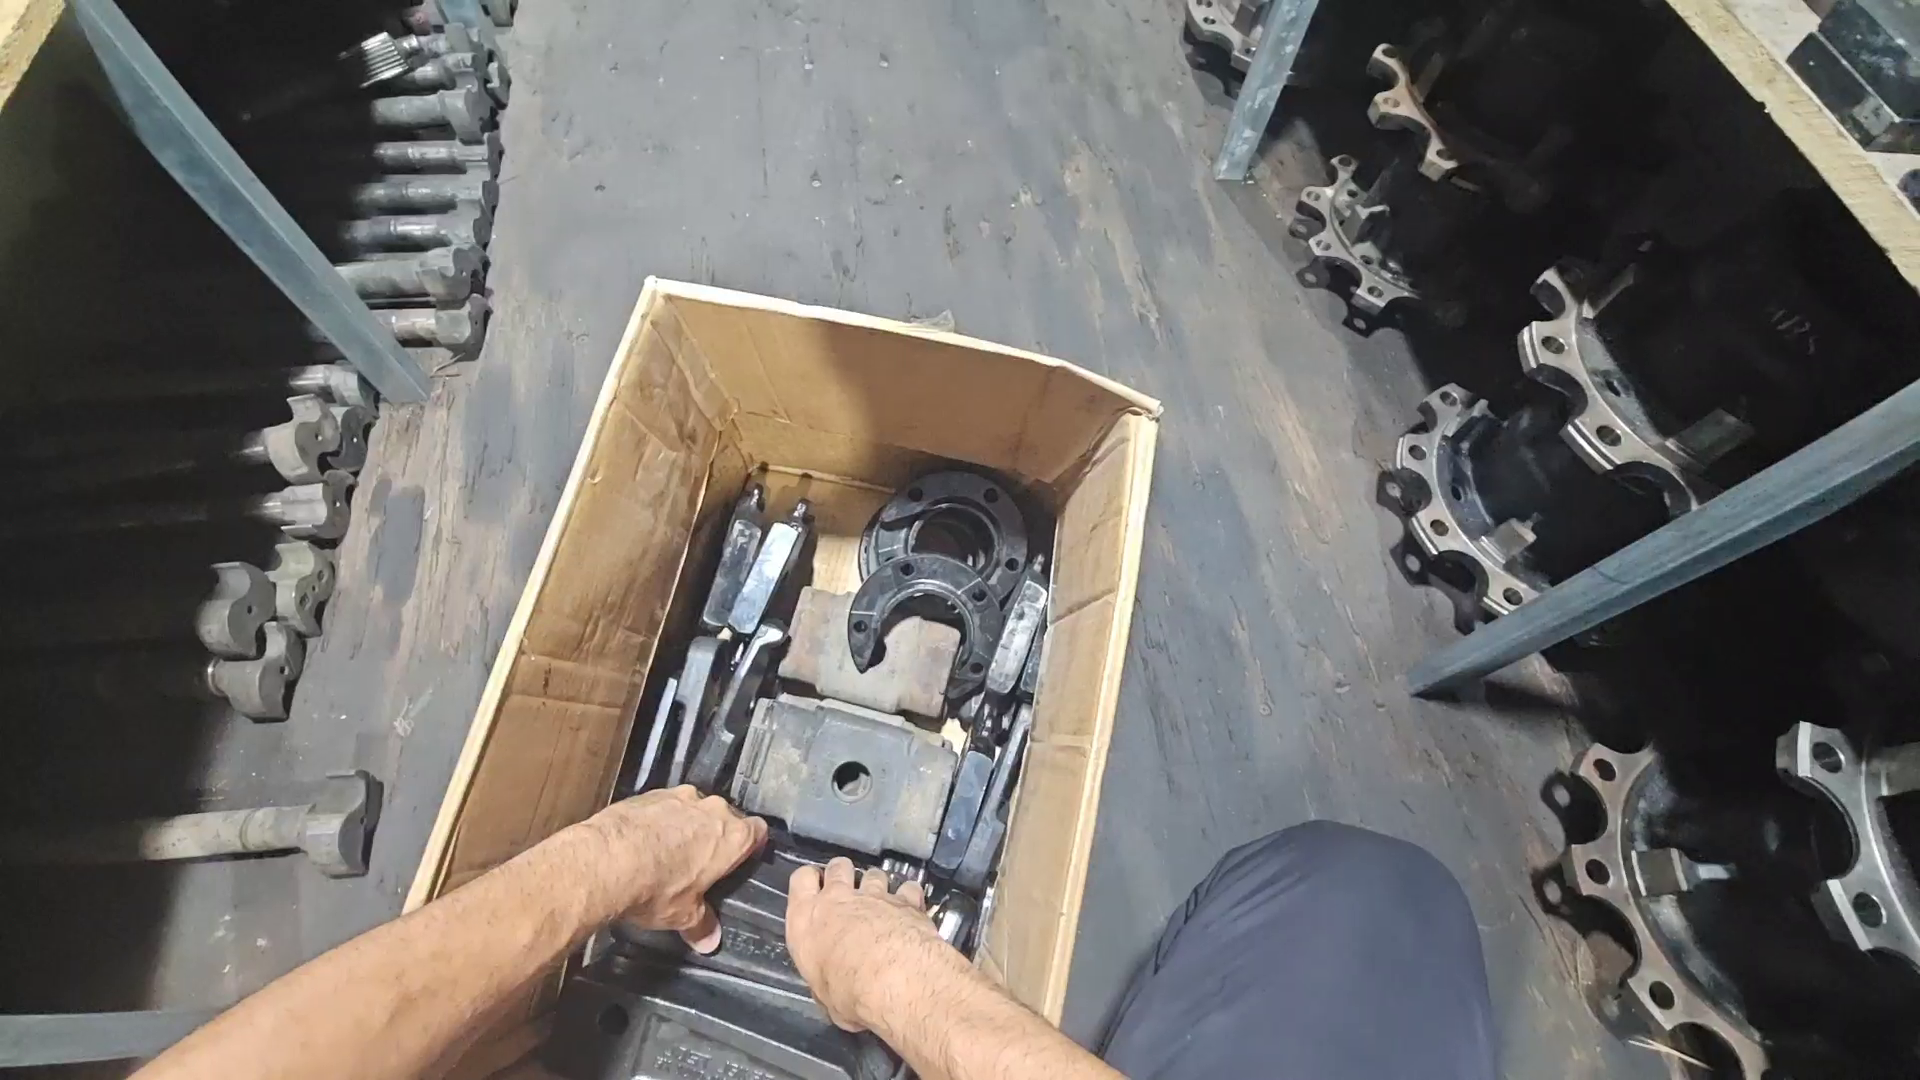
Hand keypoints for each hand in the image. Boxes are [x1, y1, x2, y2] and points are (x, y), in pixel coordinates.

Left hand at [584, 786, 765, 952]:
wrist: (607, 860)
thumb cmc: (656, 888)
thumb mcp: (682, 916)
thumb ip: (702, 925)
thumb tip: (711, 942)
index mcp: (733, 837)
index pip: (759, 832)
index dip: (751, 845)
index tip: (739, 859)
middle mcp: (714, 809)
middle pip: (727, 818)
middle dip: (716, 835)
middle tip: (700, 861)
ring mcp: (684, 796)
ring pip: (696, 808)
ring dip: (688, 823)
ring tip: (667, 849)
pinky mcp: (654, 792)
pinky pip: (667, 804)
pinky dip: (661, 817)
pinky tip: (644, 839)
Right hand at [785, 857, 960, 1030]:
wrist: (892, 977)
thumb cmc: (847, 992)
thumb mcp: (824, 994)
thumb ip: (826, 977)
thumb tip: (834, 984)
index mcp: (808, 919)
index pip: (801, 880)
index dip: (809, 880)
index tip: (815, 889)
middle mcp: (839, 898)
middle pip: (838, 867)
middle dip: (843, 874)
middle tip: (848, 890)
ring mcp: (875, 894)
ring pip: (873, 873)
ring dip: (876, 886)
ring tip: (881, 903)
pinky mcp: (905, 899)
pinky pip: (907, 888)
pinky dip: (909, 897)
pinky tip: (910, 909)